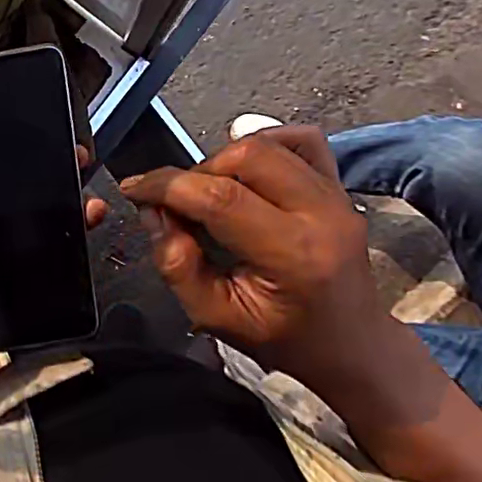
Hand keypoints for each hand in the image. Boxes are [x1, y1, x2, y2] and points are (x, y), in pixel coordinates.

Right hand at [119, 127, 386, 376]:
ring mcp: (336, 195)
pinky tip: (245, 169)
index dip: (165, 185)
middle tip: (179, 203)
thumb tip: (155, 214)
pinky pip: (301, 139)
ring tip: (209, 192)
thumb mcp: (215, 317)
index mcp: (292, 255)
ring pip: (268, 143)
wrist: (347, 343)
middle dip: (194, 172)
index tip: (134, 189)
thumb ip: (177, 266)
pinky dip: (265, 142)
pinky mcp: (339, 186)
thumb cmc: (283, 337)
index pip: (219, 197)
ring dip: (222, 159)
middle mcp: (321, 214)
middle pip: (244, 157)